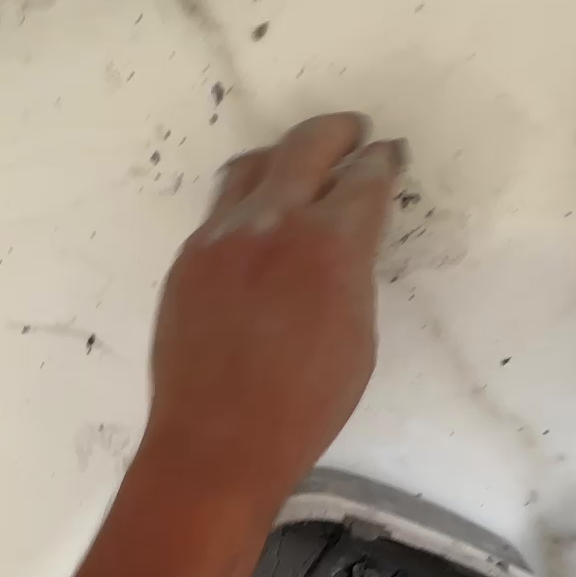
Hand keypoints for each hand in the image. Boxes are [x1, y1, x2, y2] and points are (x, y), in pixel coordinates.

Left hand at [144, 113, 405, 500]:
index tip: (387, 156)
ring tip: (298, 168)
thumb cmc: (303, 409)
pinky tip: (257, 227)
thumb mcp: (357, 341)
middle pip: (307, 145)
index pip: (365, 179)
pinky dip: (247, 204)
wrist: (218, 443)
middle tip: (352, 135)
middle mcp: (272, 224)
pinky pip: (220, 212)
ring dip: (284, 158)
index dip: (382, 162)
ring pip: (252, 168)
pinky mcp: (188, 261)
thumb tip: (345, 247)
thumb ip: (352, 276)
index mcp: (330, 246)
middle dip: (338, 133)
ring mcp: (221, 238)